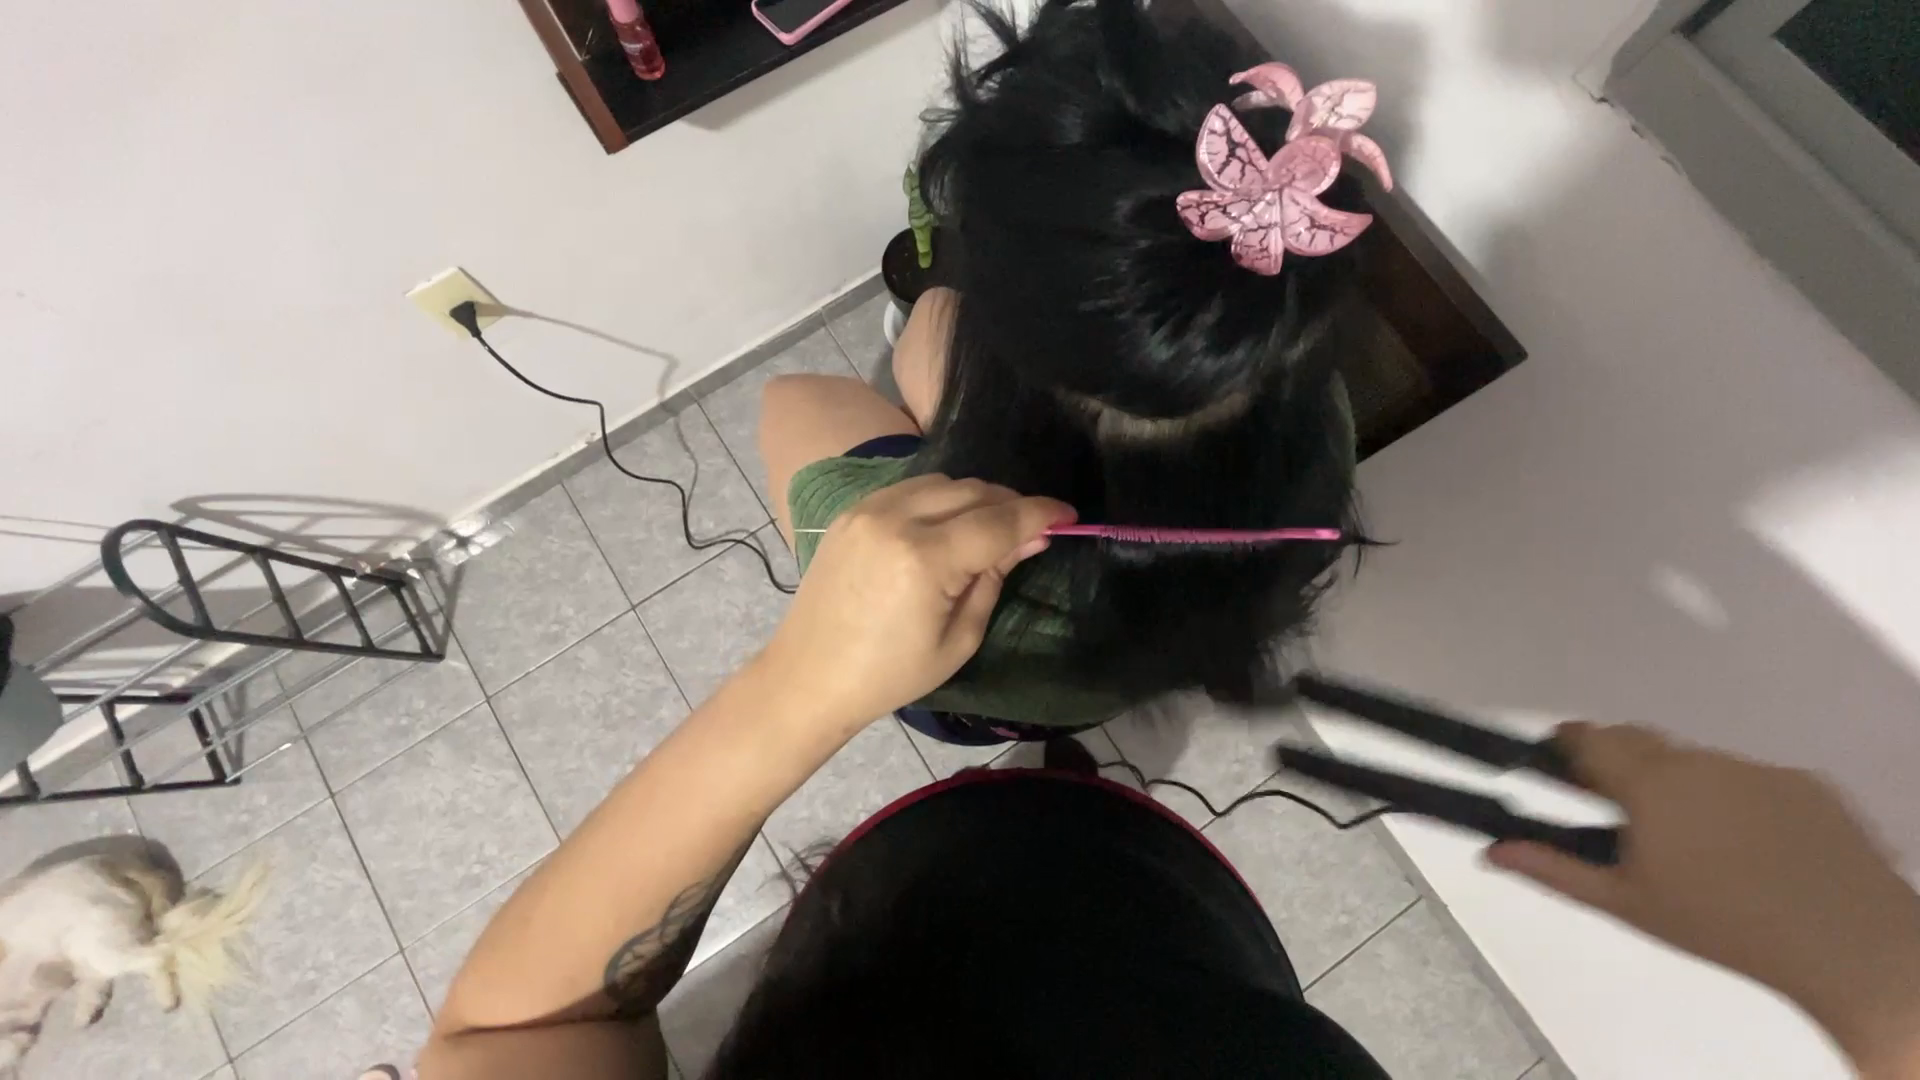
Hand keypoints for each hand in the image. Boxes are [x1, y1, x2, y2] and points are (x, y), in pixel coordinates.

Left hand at [755, 474, 1072, 731]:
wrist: (809, 676)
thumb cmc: (890, 675)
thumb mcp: (959, 638)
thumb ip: (995, 577)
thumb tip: (1033, 536)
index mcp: (925, 559)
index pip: (999, 520)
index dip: (1041, 513)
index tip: (1069, 515)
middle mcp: (896, 520)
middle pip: (973, 490)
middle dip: (1011, 504)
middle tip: (1032, 530)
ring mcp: (868, 509)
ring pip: (942, 481)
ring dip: (976, 497)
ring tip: (991, 527)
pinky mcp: (851, 511)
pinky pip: (910, 487)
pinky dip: (939, 497)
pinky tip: (948, 523)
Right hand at [1488, 723, 1919, 1074]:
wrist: (1859, 952)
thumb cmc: (1721, 925)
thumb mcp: (1626, 903)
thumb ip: (1553, 869)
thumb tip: (1489, 851)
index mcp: (1648, 784)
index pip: (1591, 738)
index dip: (1570, 742)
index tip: (1557, 756)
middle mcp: (1697, 763)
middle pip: (1640, 740)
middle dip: (1618, 758)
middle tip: (1614, 800)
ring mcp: (1757, 770)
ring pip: (1694, 760)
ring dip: (1677, 780)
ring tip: (1690, 833)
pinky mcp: (1809, 784)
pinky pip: (1750, 776)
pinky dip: (1734, 795)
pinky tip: (1750, 841)